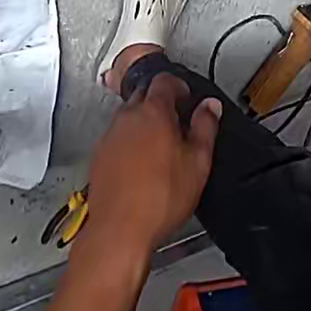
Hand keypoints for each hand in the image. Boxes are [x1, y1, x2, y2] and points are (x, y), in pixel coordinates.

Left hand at [85, 74, 220, 253]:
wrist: (120, 229)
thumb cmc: (158, 199)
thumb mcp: (198, 162)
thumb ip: (205, 127)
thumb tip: (210, 107)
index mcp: (153, 112)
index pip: (164, 81)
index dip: (179, 86)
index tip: (187, 97)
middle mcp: (127, 118)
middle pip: (144, 95)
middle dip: (161, 102)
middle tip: (178, 120)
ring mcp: (110, 136)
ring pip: (129, 117)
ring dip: (145, 123)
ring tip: (162, 147)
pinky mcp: (100, 155)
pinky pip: (117, 137)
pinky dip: (130, 142)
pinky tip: (142, 165)